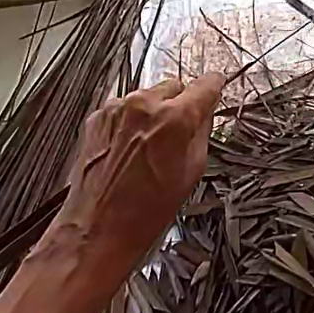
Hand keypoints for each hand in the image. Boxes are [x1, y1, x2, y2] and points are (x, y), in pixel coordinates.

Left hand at [36, 73, 224, 312]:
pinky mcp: (98, 117)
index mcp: (175, 119)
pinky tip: (131, 149)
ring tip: (151, 148)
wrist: (98, 227)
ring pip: (148, 97)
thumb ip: (201, 133)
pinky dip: (132, 121)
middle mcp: (144, 106)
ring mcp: (117, 109)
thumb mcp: (192, 172)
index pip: (205, 85)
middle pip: (174, 87)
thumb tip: (205, 114)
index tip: (215, 85)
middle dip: (180, 104)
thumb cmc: (144, 210)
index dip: (214, 86)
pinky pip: (124, 109)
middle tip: (181, 131)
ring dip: (154, 113)